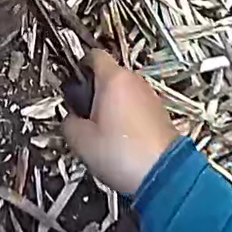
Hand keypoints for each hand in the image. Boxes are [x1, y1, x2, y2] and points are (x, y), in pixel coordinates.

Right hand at [62, 50, 179, 195]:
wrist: (163, 175)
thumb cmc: (126, 154)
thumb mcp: (81, 140)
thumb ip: (68, 122)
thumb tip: (69, 119)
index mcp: (113, 79)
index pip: (93, 55)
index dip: (80, 65)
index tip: (74, 80)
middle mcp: (133, 81)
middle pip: (108, 75)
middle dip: (94, 92)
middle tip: (85, 115)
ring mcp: (149, 96)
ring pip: (122, 91)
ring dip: (111, 105)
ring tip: (103, 133)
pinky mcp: (159, 112)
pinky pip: (136, 105)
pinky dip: (127, 116)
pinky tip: (121, 140)